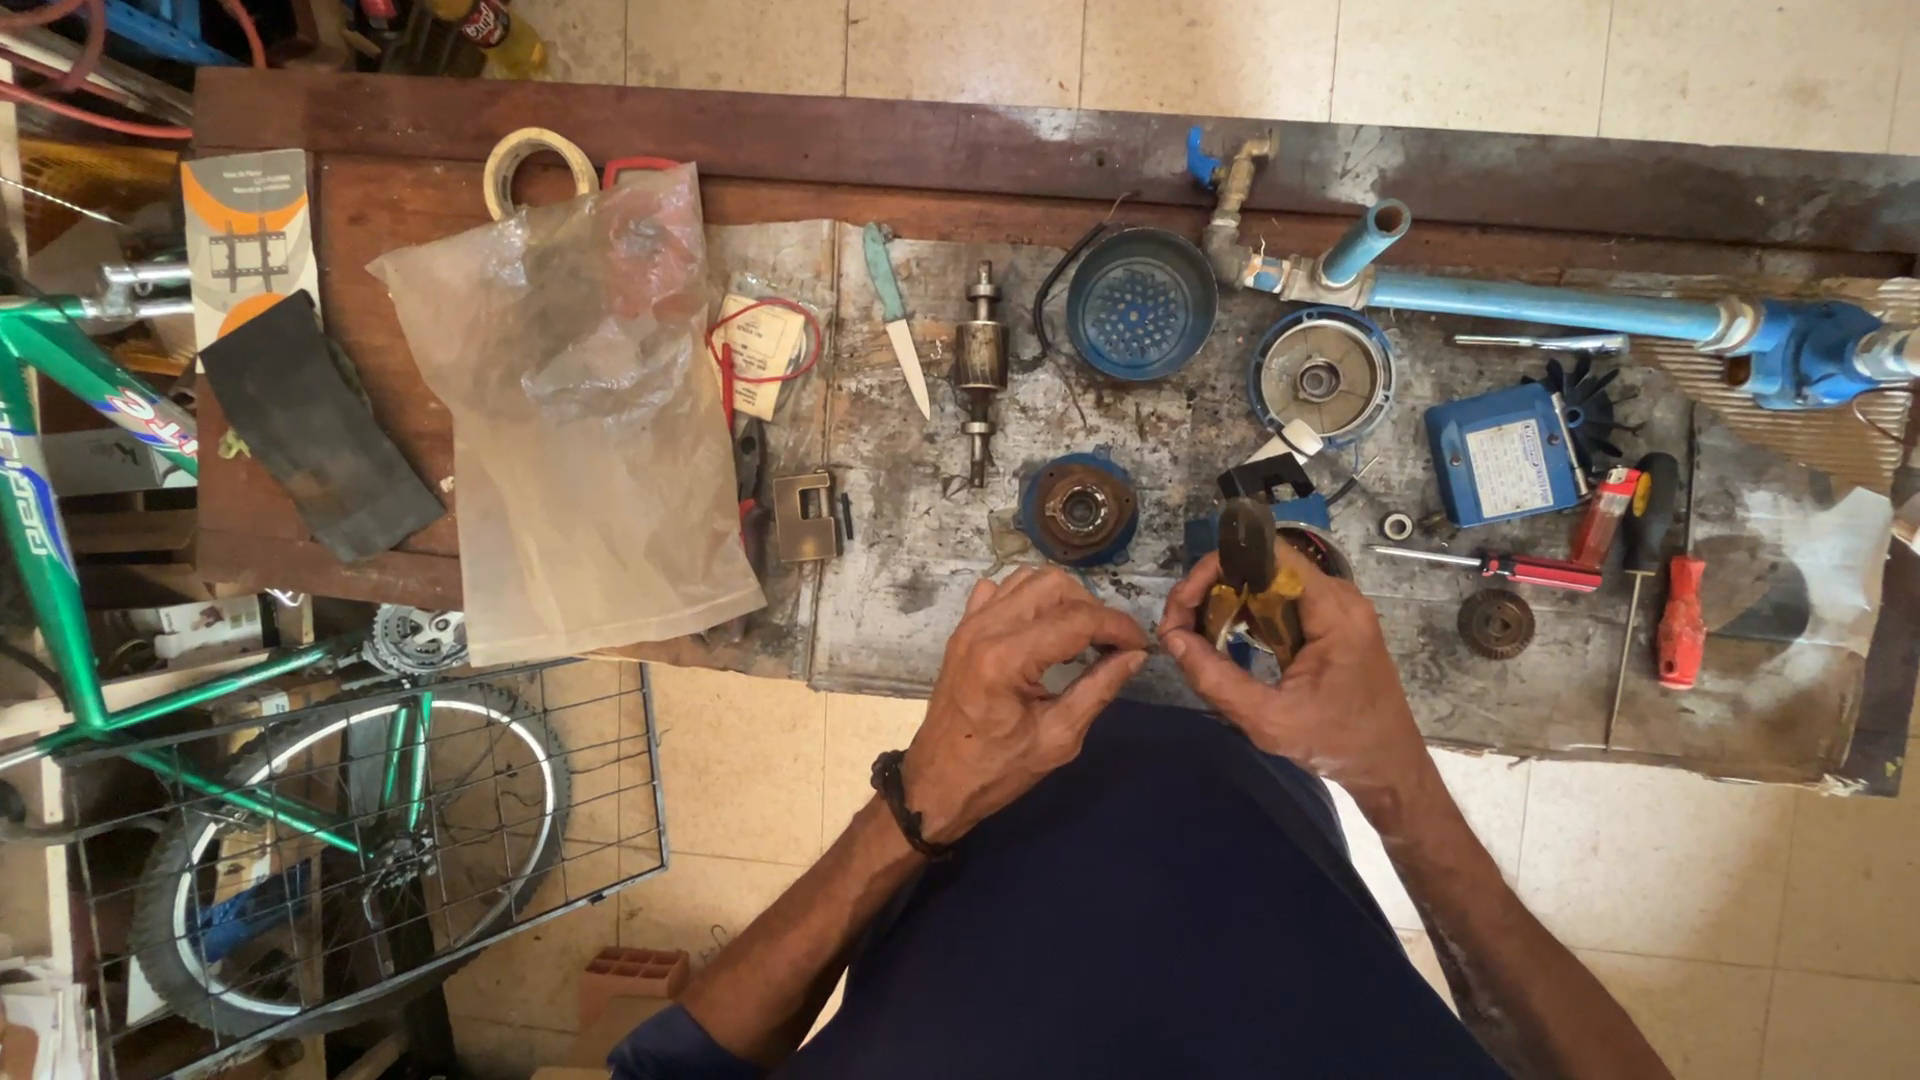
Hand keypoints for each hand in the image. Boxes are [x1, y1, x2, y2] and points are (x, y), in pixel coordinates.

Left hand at [901, 567, 1149, 843]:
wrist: (938, 781)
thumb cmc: (997, 770)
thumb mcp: (1058, 738)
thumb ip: (1098, 689)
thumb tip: (1135, 655)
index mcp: (1006, 659)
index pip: (1077, 619)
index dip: (1117, 626)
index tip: (1139, 645)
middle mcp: (985, 629)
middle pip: (1053, 585)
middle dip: (1091, 607)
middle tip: (1109, 642)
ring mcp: (969, 624)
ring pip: (1027, 579)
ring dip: (1061, 598)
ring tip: (1079, 634)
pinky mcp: (962, 628)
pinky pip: (1000, 590)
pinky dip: (1028, 597)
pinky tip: (1040, 627)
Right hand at [1155, 539, 1432, 811]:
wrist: (1389, 766)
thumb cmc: (1338, 744)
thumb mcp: (1269, 720)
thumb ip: (1216, 679)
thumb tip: (1171, 639)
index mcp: (1333, 611)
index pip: (1266, 555)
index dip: (1216, 569)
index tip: (1184, 604)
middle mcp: (1336, 596)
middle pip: (1259, 565)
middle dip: (1210, 589)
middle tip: (1179, 627)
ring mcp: (1332, 606)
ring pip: (1263, 581)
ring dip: (1222, 601)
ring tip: (1193, 634)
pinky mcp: (1326, 620)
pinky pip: (1274, 600)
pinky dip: (1242, 613)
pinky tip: (1221, 638)